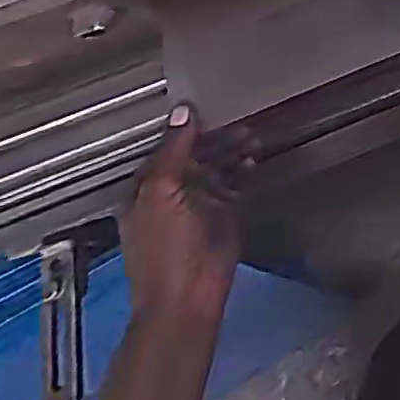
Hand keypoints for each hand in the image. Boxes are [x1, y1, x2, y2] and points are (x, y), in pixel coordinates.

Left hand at [120, 103, 242, 322]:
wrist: (188, 294)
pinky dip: (243, 170)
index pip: (167, 148)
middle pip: (196, 155)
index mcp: (147, 188)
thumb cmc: (166, 245)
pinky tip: (252, 160)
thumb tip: (183, 111)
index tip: (207, 105)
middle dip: (216, 138)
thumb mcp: (161, 192)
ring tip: (251, 136)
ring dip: (233, 151)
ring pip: (217, 167)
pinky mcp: (224, 213)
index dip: (186, 128)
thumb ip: (174, 150)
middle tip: (239, 120)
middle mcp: (172, 192)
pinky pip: (235, 183)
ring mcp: (199, 204)